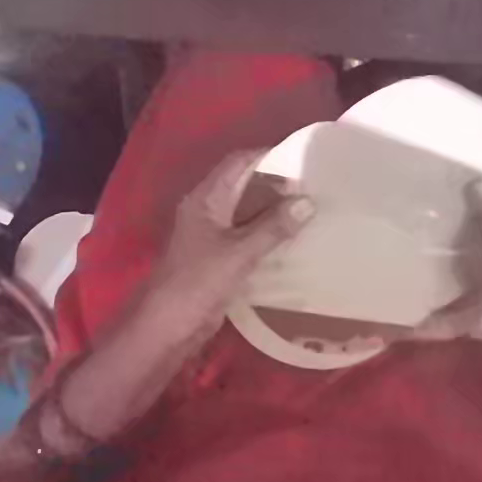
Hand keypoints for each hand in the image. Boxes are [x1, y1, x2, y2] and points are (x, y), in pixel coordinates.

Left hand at [139, 150, 313, 340]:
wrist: (168, 326)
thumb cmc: (198, 282)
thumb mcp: (239, 253)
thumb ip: (273, 227)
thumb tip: (308, 201)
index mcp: (205, 199)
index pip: (237, 163)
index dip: (267, 155)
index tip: (301, 157)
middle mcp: (206, 210)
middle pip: (243, 185)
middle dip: (275, 183)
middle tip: (313, 185)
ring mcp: (211, 234)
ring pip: (246, 212)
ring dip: (273, 210)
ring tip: (310, 208)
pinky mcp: (217, 257)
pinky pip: (246, 236)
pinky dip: (267, 234)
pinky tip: (293, 239)